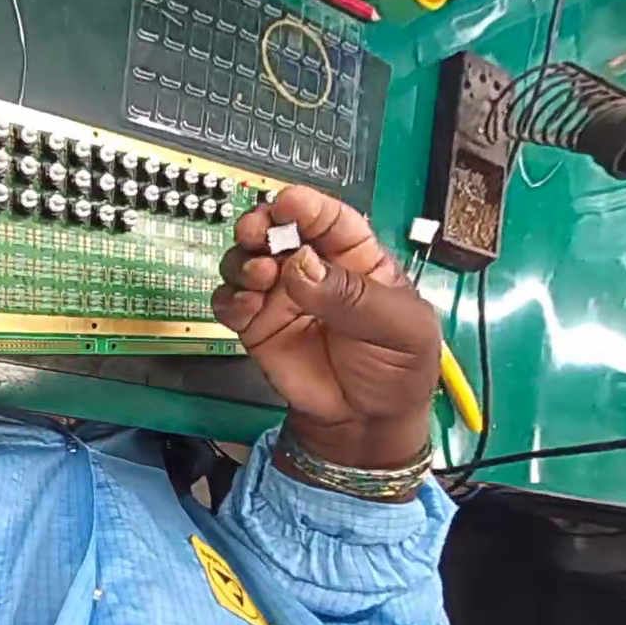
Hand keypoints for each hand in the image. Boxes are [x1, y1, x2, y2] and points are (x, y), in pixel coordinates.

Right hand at [212, 185, 440, 468]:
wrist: (361, 420)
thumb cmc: (395, 367)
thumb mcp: (398, 327)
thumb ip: (351, 295)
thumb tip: (299, 265)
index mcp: (353, 259)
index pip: (329, 221)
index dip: (306, 207)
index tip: (286, 204)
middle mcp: (309, 270)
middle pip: (276, 233)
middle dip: (261, 226)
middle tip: (256, 234)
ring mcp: (276, 297)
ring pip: (244, 262)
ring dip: (243, 263)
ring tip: (258, 279)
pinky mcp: (252, 324)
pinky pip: (227, 302)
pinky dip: (228, 299)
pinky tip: (244, 307)